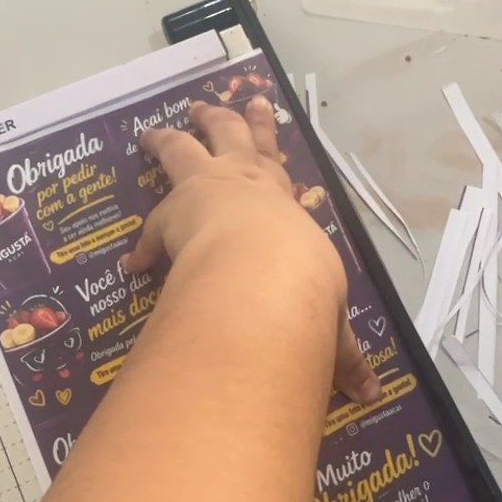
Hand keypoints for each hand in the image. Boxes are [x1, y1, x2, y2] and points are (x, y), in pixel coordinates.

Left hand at [123, 97, 379, 404]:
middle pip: (235, 138)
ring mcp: (212, 185)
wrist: (265, 267)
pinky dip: (143, 240)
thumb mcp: (327, 316)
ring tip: (159, 127)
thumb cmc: (302, 280)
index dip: (267, 146)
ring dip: (176, 137)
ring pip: (191, 147)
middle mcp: (249, 184)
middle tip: (210, 105)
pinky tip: (130, 261)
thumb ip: (342, 355)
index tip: (261, 122)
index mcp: (283, 202)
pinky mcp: (178, 203)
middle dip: (226, 120)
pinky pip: (152, 218)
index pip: (276, 167)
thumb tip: (371, 397)